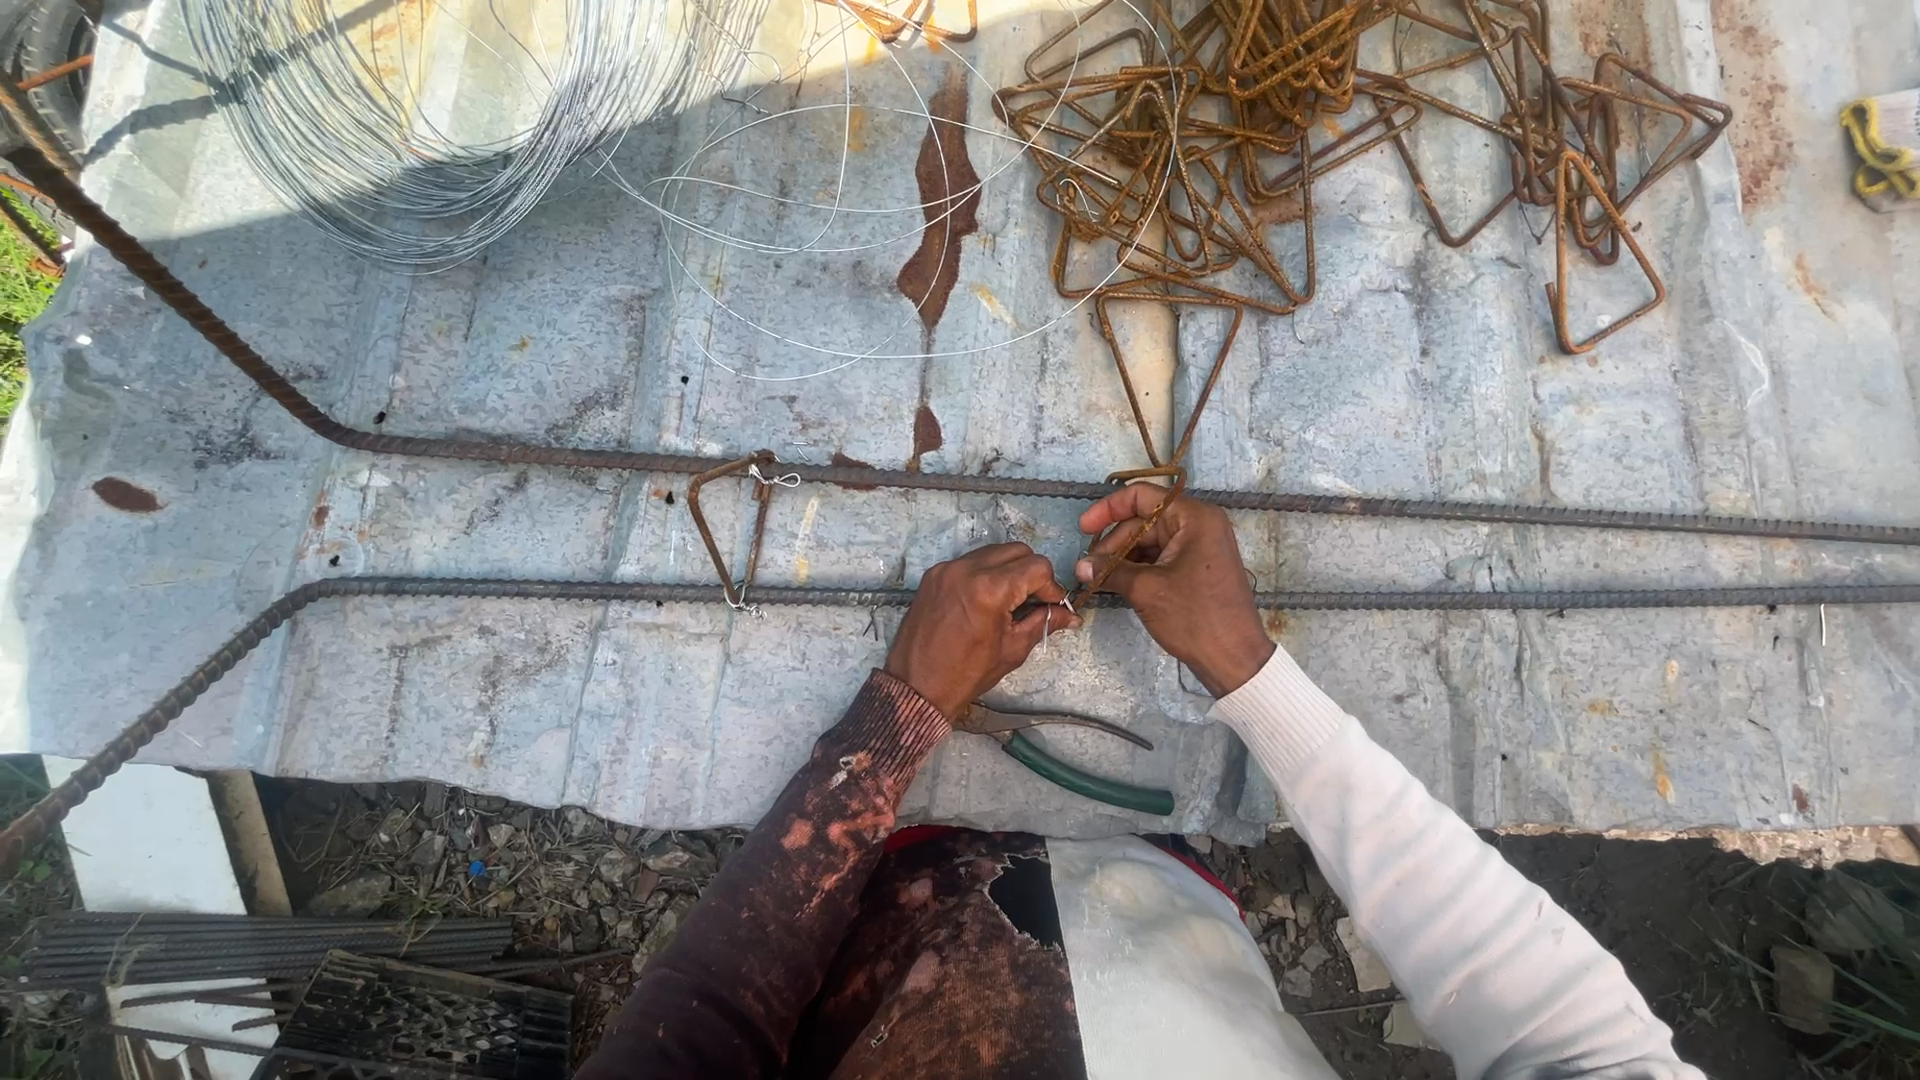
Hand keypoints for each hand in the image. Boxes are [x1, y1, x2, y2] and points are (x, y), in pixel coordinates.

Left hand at [886, 543, 1080, 718]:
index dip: (1051, 587)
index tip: (1051, 606)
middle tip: (1034, 601)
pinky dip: (985, 573)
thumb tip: (1070, 615)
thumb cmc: (965, 674)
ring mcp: (947, 569)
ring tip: (1010, 601)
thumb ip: (1044, 623)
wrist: (916, 686)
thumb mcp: (1013, 649)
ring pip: (993, 552)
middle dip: (1032, 573)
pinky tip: (986, 599)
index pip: (1037, 567)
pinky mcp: (934, 574)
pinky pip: (970, 561)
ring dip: (1009, 570)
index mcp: (989, 590)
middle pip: (1018, 551)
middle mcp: (967, 569)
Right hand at [1076, 486, 1274, 696]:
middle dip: (1113, 543)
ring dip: (1122, 558)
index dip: (1107, 510)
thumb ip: (1110, 571)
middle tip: (1087, 568)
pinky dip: (1138, 569)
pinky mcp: (1197, 568)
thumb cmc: (1194, 617)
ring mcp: (1200, 547)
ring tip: (1098, 579)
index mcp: (1193, 518)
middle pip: (1143, 521)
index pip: (1141, 497)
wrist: (1234, 658)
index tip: (1083, 529)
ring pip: (1149, 542)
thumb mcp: (1146, 590)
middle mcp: (1199, 525)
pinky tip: (1117, 584)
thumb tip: (1080, 565)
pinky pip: (1160, 558)